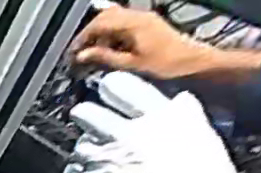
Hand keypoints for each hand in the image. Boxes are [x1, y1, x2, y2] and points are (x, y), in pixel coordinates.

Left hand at [62, 71, 255, 172]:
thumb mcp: (198, 126)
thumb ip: (176, 110)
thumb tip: (165, 103)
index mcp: (158, 113)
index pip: (122, 88)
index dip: (110, 87)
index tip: (106, 89)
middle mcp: (128, 134)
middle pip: (91, 114)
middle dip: (86, 114)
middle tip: (86, 116)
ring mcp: (108, 162)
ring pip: (80, 145)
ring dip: (84, 146)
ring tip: (93, 150)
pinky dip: (76, 171)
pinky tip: (87, 172)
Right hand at [71, 8, 260, 82]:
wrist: (190, 63)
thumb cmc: (162, 67)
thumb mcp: (128, 65)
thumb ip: (103, 58)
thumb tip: (81, 56)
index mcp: (134, 24)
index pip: (99, 23)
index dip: (81, 38)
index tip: (70, 55)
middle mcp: (139, 16)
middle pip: (105, 16)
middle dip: (88, 34)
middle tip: (76, 54)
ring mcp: (144, 19)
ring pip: (113, 19)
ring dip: (98, 35)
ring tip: (89, 55)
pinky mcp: (147, 26)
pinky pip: (122, 25)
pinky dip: (109, 36)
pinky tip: (105, 51)